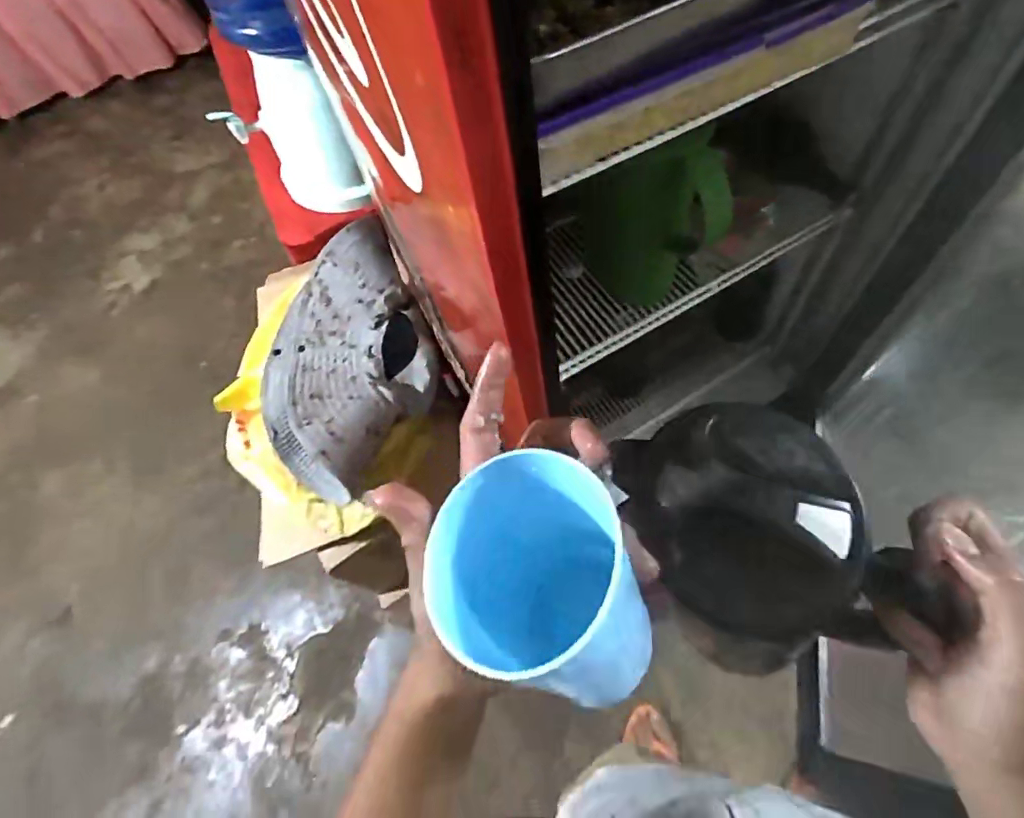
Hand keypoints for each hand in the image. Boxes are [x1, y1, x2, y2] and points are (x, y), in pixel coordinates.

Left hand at [365, 344, 657, 696]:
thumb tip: (377, 490)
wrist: (470, 673)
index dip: (491, 389)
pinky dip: (625, 547)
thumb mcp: (430, 570)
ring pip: (583, 485)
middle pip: (549, 446)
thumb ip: (416, 529)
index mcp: (480, 490)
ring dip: (610, 498)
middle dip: (577, 436)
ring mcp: (547, 522)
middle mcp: (517, 496)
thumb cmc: (445, 615)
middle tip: (598, 453)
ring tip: (633, 537)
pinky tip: (645, 571)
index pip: (484, 428)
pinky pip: (602, 534)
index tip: (501, 351)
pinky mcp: (570, 552)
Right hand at [877, 498, 1023, 789]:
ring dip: (902, 584)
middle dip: (919, 551)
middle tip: (920, 585)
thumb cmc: (1012, 707)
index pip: (968, 515)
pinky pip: (888, 598)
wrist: (988, 765)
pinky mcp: (911, 624)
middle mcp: (971, 581)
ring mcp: (939, 602)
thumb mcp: (1022, 649)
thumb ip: (998, 586)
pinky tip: (914, 649)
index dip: (944, 523)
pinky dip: (892, 615)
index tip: (932, 557)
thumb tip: (943, 530)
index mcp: (1006, 579)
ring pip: (905, 561)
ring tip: (919, 627)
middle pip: (932, 529)